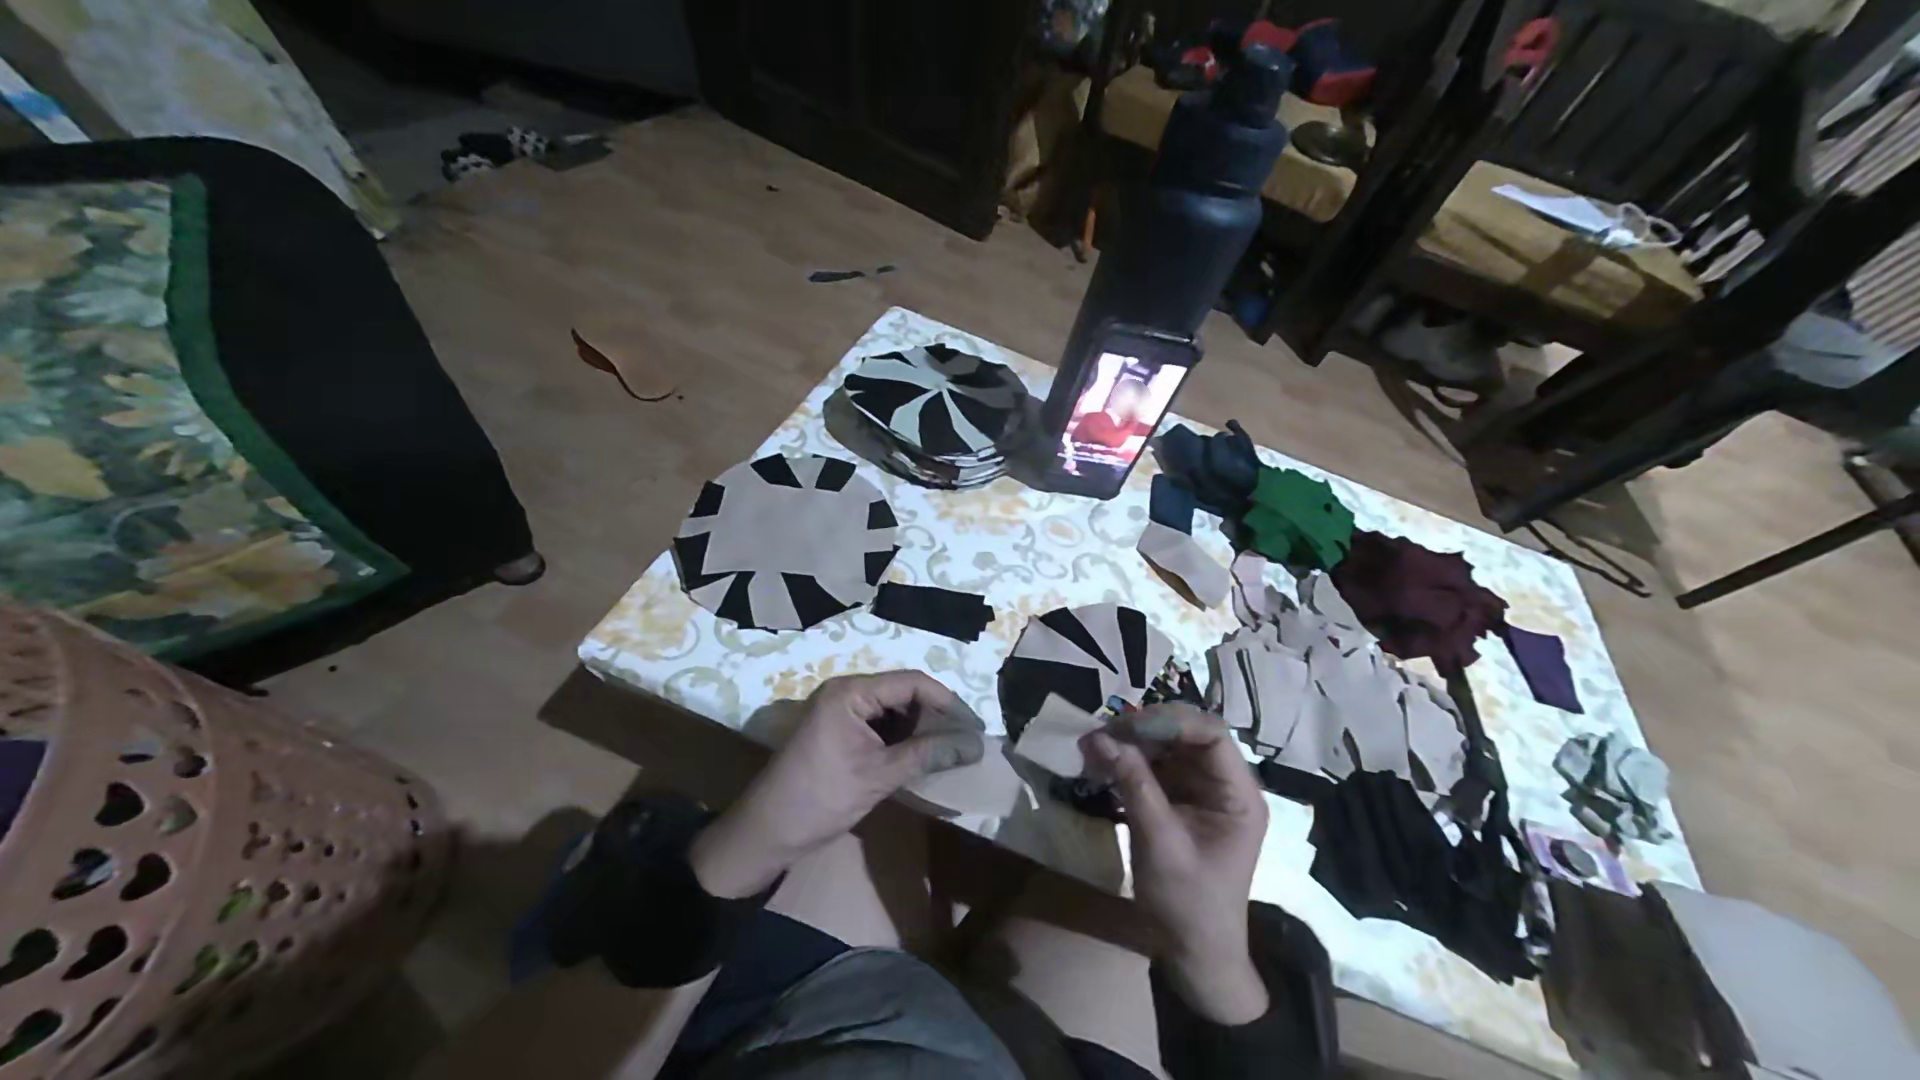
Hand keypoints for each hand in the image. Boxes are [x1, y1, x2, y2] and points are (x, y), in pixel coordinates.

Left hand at [690, 672, 982, 898]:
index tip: (974, 728)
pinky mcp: (838, 731)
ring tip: (949, 749)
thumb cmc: (821, 798)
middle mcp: (845, 692)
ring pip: (893, 710)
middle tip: (965, 740)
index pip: (911, 683)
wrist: (767, 831)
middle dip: (935, 715)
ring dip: (920, 728)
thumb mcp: (880, 774)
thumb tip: (975, 745)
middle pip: (903, 693)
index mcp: (850, 692)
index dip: (947, 702)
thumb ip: (928, 754)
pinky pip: (879, 725)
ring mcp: (839, 711)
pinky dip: (901, 738)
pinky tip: (921, 755)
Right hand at [1084, 704, 1270, 1024]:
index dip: (1171, 722)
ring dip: (1131, 742)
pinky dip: (1127, 760)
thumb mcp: (1160, 842)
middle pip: (1187, 734)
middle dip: (1145, 729)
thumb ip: (1133, 785)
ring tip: (1094, 745)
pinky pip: (1153, 765)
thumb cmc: (1188, 902)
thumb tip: (1098, 738)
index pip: (1211, 735)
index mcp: (1238, 794)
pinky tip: (1101, 762)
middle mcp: (1222, 784)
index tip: (1128, 728)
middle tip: (1103, 733)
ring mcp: (1199, 790)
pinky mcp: (1178, 799)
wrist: (1193, 952)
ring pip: (1166, 746)